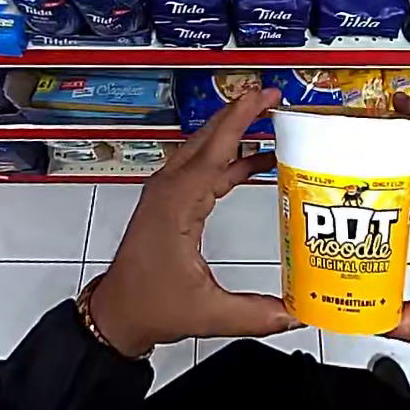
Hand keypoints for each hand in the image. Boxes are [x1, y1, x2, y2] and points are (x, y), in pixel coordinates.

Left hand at [89, 88, 294, 356]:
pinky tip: (257, 161)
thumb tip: (293, 311)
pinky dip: (232, 159)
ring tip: (268, 119)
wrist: (116, 314)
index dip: (241, 118)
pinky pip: (207, 167)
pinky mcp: (174, 199)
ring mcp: (171, 191)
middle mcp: (171, 187)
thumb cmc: (148, 304)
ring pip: (207, 148)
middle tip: (271, 97)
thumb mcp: (205, 311)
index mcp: (177, 201)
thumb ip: (254, 312)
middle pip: (210, 136)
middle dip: (241, 112)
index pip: (215, 148)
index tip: (261, 96)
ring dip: (236, 131)